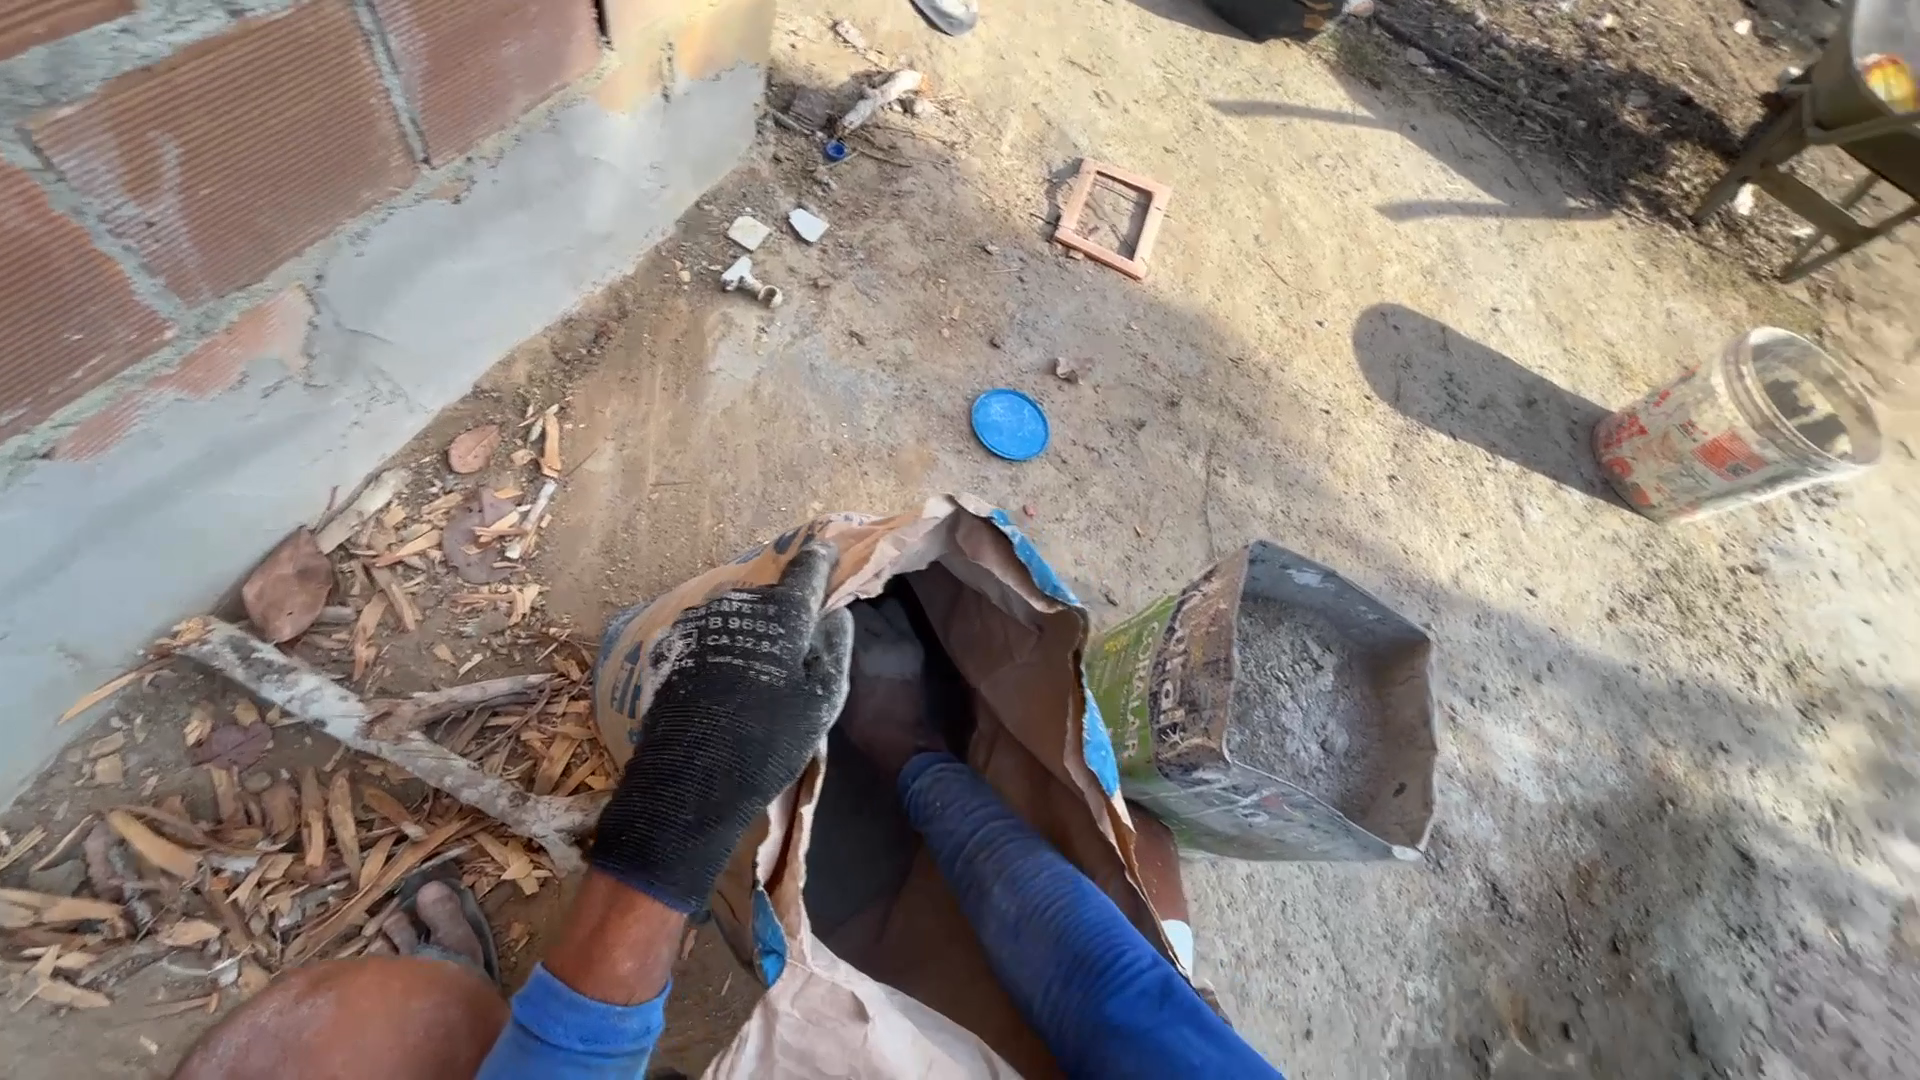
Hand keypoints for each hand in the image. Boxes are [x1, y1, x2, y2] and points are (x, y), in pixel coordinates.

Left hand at [589, 541, 853, 911]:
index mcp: (783, 614)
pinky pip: (714, 630)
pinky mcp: (675, 645)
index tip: (827, 548)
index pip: (807, 569)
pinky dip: (728, 640)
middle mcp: (740, 605)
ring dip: (754, 624)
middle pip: (773, 594)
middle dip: (787, 606)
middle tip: (796, 639)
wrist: (688, 780)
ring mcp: (702, 623)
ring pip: (740, 611)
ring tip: (760, 663)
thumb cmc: (768, 740)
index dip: (821, 558)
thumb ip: (834, 648)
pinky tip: (729, 675)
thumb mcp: (821, 701)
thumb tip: (836, 613)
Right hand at [837, 597, 949, 781]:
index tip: (821, 613)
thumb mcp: (839, 691)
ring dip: (872, 608)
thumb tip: (822, 634)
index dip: (832, 611)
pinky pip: (900, 618)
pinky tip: (876, 625)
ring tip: (860, 617)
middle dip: (851, 607)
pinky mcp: (916, 643)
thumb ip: (833, 658)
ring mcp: (906, 638)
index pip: (845, 612)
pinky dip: (887, 617)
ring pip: (886, 605)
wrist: (907, 741)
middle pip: (865, 605)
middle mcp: (887, 638)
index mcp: (865, 651)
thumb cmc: (866, 724)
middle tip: (839, 614)